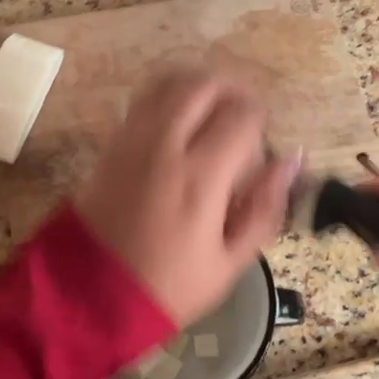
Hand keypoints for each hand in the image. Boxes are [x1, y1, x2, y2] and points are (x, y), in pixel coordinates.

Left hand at [73, 69, 299, 326]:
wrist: (88, 296)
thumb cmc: (167, 287)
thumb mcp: (229, 263)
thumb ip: (264, 208)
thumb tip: (290, 162)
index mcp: (200, 177)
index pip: (242, 116)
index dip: (260, 119)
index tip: (261, 141)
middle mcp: (164, 146)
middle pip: (204, 85)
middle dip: (231, 91)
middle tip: (241, 116)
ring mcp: (131, 139)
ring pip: (169, 82)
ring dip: (198, 86)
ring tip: (211, 110)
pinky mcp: (109, 144)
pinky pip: (142, 99)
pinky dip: (167, 96)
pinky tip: (178, 121)